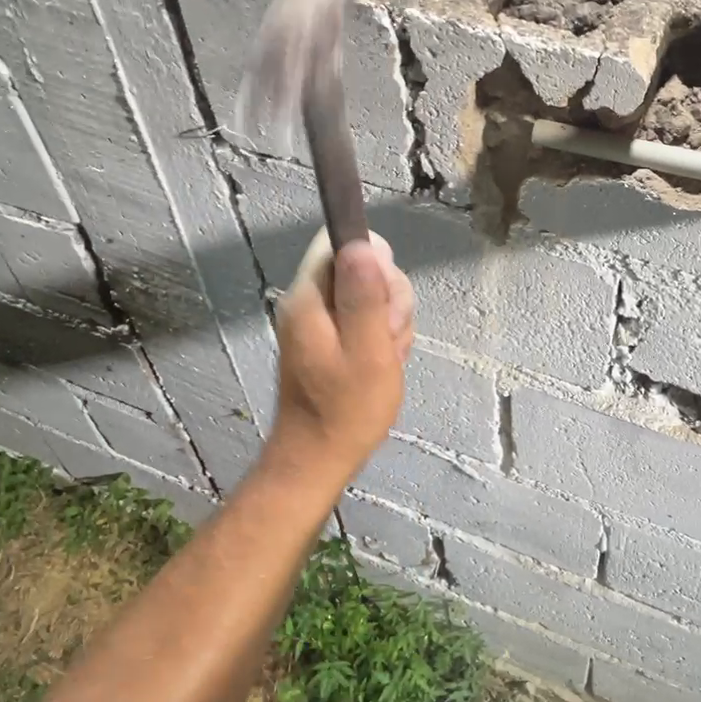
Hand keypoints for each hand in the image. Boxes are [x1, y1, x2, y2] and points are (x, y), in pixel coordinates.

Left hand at [268, 237, 414, 481]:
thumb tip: (363, 243)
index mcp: (310, 297)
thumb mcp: (366, 350)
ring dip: (391, 319)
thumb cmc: (346, 409)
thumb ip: (364, 295)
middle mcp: (309, 300)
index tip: (385, 298)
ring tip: (386, 356)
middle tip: (389, 335)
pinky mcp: (331, 337)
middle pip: (362, 265)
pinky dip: (383, 335)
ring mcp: (319, 319)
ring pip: (371, 292)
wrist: (319, 460)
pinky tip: (383, 361)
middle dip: (389, 296)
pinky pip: (368, 316)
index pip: (339, 241)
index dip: (373, 258)